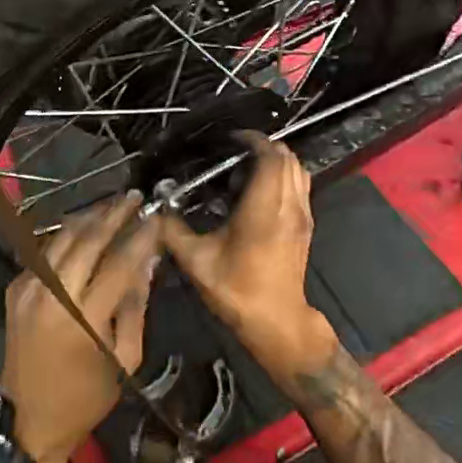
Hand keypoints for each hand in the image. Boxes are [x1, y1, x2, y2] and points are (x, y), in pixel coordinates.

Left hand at [0, 191, 160, 462]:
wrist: (27, 421)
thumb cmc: (85, 397)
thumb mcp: (125, 361)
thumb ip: (136, 307)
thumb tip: (147, 262)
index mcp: (83, 320)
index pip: (119, 264)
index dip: (141, 237)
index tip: (157, 217)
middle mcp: (52, 297)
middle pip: (87, 241)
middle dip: (114, 214)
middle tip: (135, 197)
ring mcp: (28, 289)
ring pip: (61, 238)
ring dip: (89, 217)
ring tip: (112, 204)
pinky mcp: (15, 289)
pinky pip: (45, 253)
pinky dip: (66, 237)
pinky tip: (84, 229)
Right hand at [160, 133, 335, 373]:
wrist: (277, 323)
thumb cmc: (238, 290)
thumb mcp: (197, 262)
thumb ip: (173, 231)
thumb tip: (154, 208)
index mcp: (264, 210)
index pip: (270, 158)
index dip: (253, 140)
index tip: (232, 139)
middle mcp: (289, 206)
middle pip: (287, 158)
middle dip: (263, 146)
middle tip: (235, 152)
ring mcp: (303, 215)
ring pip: (299, 170)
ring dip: (276, 160)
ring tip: (247, 168)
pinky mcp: (307, 225)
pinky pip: (301, 186)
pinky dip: (284, 176)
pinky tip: (260, 190)